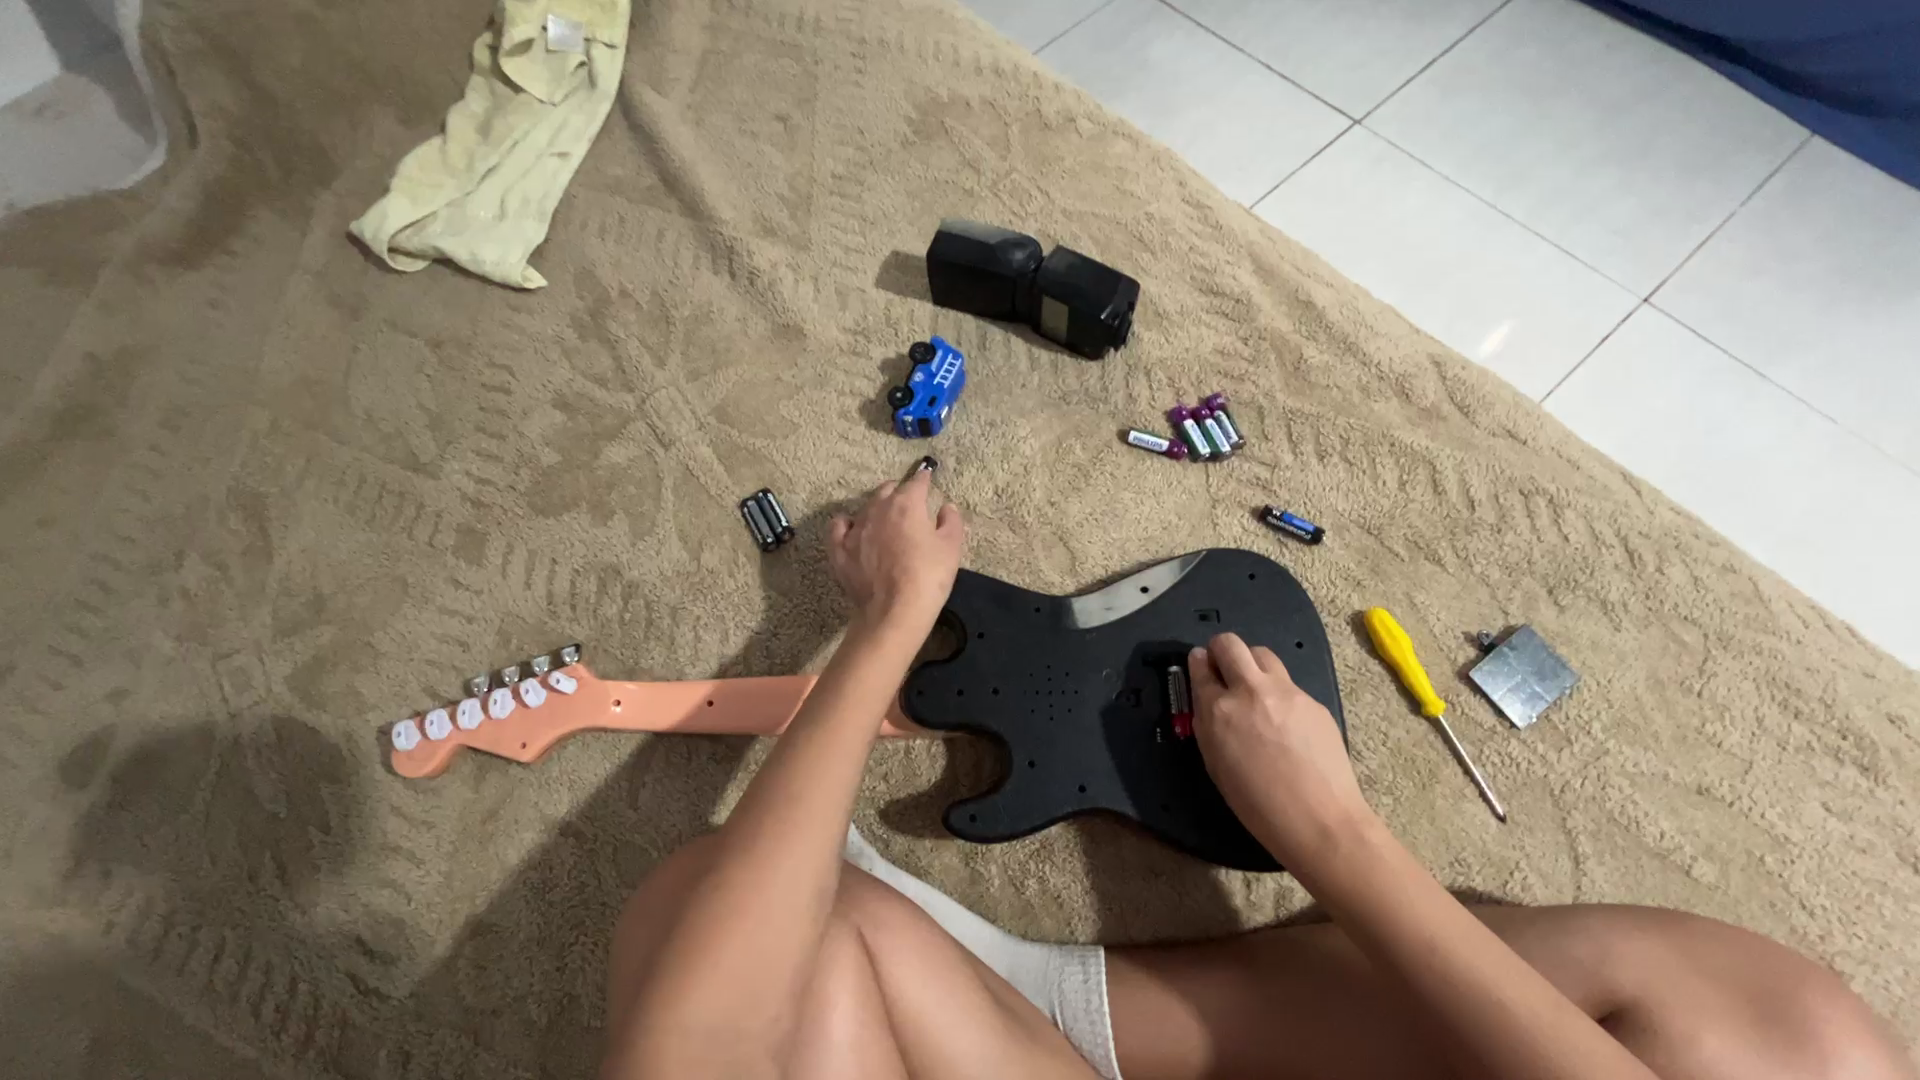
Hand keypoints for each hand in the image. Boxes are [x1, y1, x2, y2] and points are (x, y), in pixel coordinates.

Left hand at [828, 468, 964, 630]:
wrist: (895, 611)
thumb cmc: (929, 577)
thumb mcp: (951, 548)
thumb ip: (951, 521)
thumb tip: (946, 507)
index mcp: (906, 504)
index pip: (916, 483)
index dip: (923, 479)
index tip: (927, 478)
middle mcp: (878, 509)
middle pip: (888, 490)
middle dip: (899, 491)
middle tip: (908, 501)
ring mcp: (855, 529)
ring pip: (865, 507)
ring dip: (876, 507)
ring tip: (884, 516)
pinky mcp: (839, 549)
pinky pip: (839, 527)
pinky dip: (847, 523)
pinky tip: (852, 528)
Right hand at [1189, 633, 1375, 870]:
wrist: (1319, 820)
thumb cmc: (1256, 803)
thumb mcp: (1214, 762)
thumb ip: (1206, 721)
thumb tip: (1206, 692)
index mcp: (1219, 709)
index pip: (1201, 666)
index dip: (1198, 664)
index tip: (1201, 667)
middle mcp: (1250, 690)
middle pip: (1230, 643)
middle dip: (1222, 649)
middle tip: (1224, 670)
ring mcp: (1286, 692)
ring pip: (1262, 654)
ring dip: (1251, 663)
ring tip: (1254, 690)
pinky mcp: (1313, 701)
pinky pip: (1288, 683)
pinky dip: (1278, 692)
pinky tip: (1285, 724)